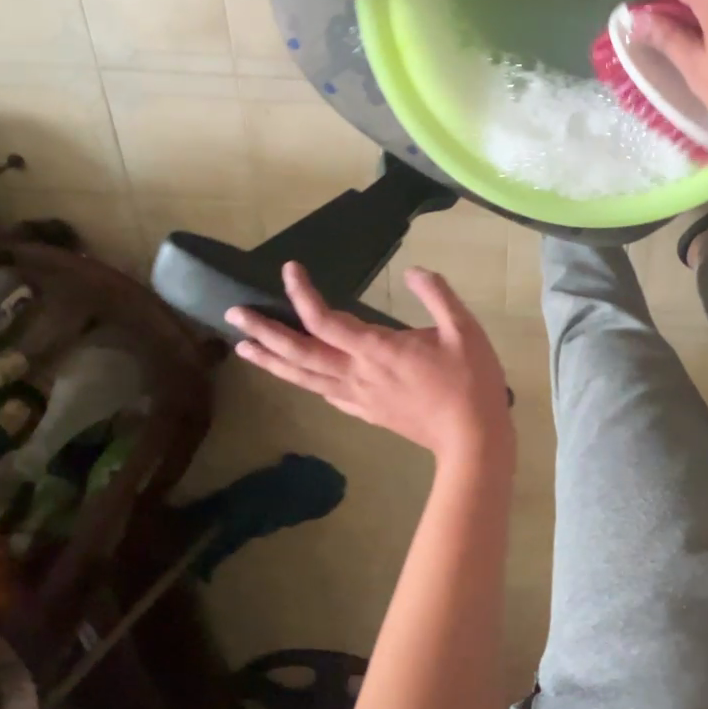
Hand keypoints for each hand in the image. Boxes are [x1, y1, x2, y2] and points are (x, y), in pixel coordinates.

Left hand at [225, 262, 513, 465]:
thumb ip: (438, 295)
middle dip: (264, 331)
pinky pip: (325, 394)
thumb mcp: (464, 330)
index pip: (323, 319)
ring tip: (244, 348)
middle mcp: (356, 373)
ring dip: (271, 361)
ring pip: (303, 377)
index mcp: (376, 349)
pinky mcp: (366, 412)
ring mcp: (358, 397)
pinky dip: (303, 381)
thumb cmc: (471, 382)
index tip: (290, 270)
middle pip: (299, 352)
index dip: (301, 294)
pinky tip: (296, 377)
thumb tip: (415, 271)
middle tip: (234, 314)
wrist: (472, 438)